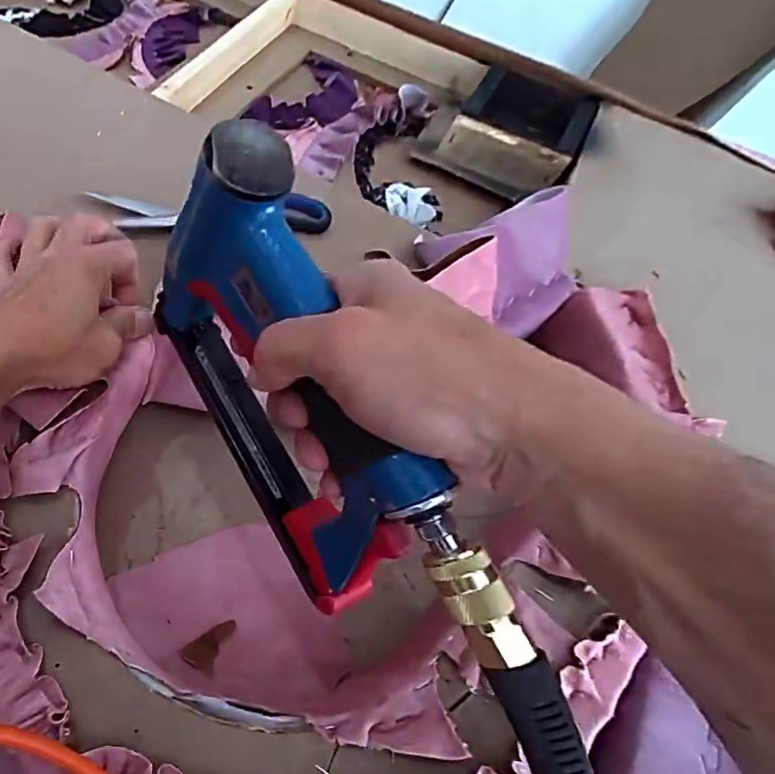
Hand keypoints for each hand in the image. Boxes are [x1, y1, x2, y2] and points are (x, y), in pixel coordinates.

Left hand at [0, 214, 151, 392]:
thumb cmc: (57, 349)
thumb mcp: (106, 345)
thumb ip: (127, 326)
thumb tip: (143, 318)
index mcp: (89, 264)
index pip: (125, 253)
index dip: (133, 281)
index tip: (126, 310)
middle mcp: (58, 254)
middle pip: (84, 223)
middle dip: (103, 237)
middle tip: (109, 265)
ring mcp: (26, 263)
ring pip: (42, 225)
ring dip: (60, 230)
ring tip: (70, 251)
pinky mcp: (1, 279)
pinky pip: (4, 250)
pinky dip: (14, 247)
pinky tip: (21, 254)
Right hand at [249, 259, 601, 499]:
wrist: (512, 430)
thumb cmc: (422, 374)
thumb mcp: (339, 344)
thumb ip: (282, 344)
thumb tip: (261, 366)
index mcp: (365, 288)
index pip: (299, 302)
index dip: (276, 339)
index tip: (266, 377)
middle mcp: (382, 325)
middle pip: (310, 365)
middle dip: (297, 408)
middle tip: (302, 431)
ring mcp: (400, 375)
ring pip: (333, 409)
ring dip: (319, 444)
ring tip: (327, 469)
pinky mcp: (413, 418)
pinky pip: (362, 437)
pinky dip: (347, 462)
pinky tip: (343, 485)